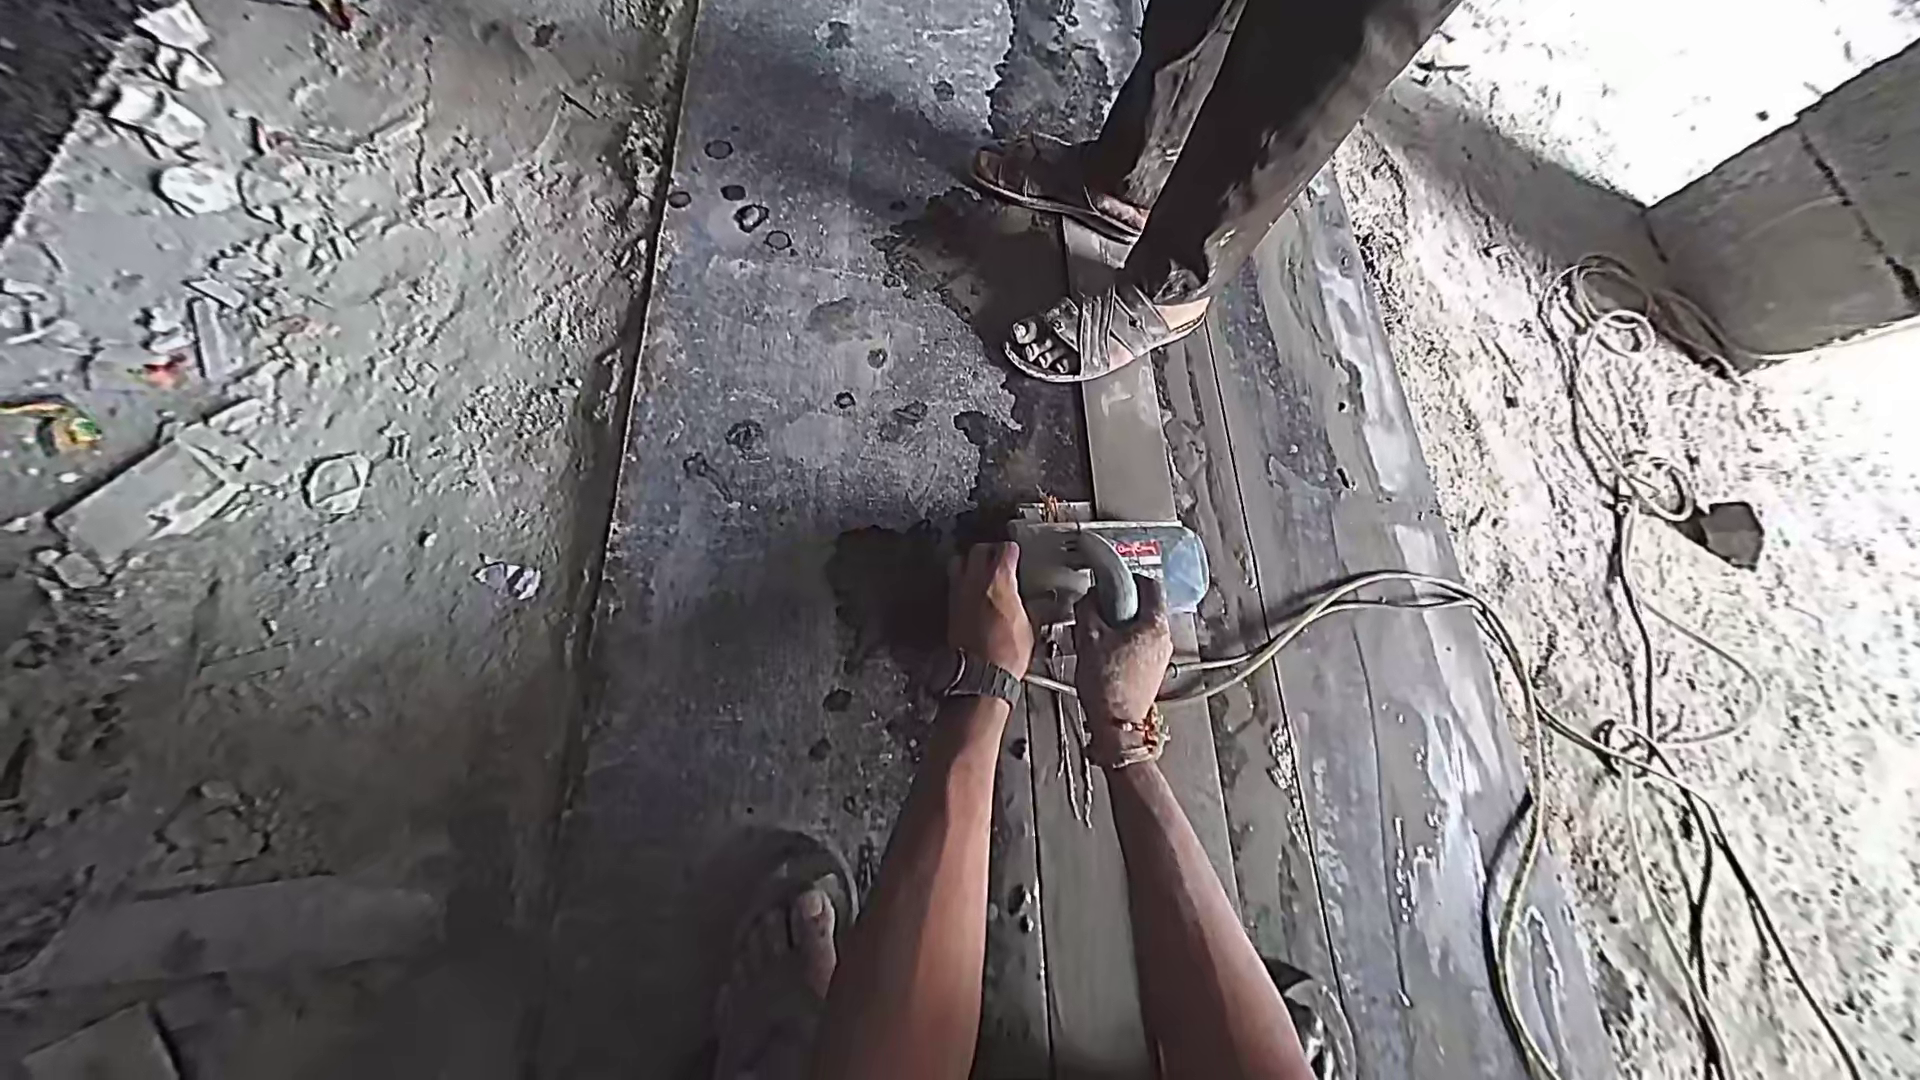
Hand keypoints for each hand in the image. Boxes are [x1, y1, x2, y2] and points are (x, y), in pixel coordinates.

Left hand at [948, 542, 1033, 674]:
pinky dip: (961, 580)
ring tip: (979, 569)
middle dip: (989, 550)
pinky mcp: (950, 607)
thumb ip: (1025, 604)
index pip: (1005, 550)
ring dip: (970, 562)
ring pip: (959, 561)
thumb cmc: (1006, 653)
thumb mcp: (1029, 625)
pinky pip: (953, 582)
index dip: (1011, 550)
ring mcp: (959, 593)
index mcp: (999, 581)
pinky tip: (970, 590)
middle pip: (978, 549)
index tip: (1014, 552)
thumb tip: (1030, 601)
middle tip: (997, 556)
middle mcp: (975, 582)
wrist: (980, 675)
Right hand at [1072, 575, 1171, 755]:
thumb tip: (1090, 596)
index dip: (1127, 576)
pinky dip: (1124, 639)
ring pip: (1141, 624)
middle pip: (1146, 604)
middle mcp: (1164, 638)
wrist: (1115, 724)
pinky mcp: (1153, 669)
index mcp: (1154, 625)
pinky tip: (1104, 650)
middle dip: (1121, 601)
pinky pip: (1140, 643)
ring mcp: (1161, 655)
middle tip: (1099, 606)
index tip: (1111, 578)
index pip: (1150, 583)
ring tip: (1098, 631)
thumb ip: (1088, 607)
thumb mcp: (1087, 636)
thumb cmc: (1106, 685)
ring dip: (1121, 622)